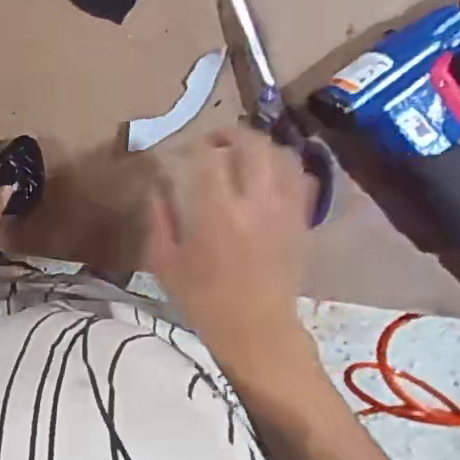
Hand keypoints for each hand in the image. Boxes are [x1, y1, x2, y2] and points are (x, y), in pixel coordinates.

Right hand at [145, 128, 316, 374]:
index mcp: (215, 212)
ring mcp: (284, 207)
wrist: (253, 325)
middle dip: (230, 134)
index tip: (179, 150)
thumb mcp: (162, 260)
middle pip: (251, 145)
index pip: (207, 158)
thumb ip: (158, 218)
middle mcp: (254, 201)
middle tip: (213, 139)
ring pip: (281, 155)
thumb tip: (158, 186)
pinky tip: (269, 172)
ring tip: (242, 151)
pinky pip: (300, 177)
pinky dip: (283, 166)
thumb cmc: (199, 296)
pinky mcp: (301, 218)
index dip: (192, 146)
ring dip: (260, 145)